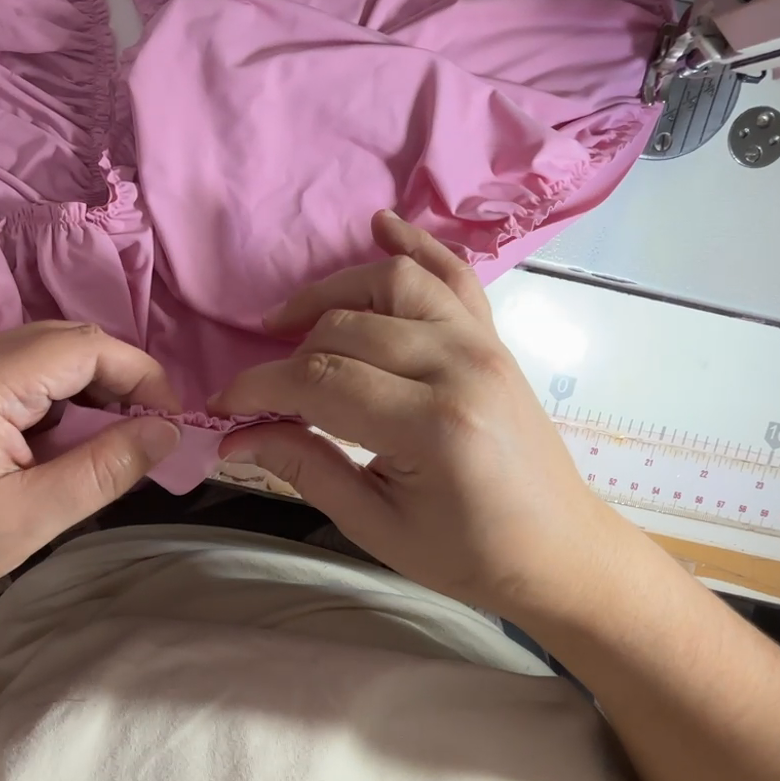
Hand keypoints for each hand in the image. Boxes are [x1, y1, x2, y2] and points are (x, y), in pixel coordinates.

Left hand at [0, 322, 182, 616]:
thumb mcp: (32, 517)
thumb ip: (104, 470)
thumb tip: (168, 432)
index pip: (88, 346)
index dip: (141, 375)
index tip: (172, 424)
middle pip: (73, 342)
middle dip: (122, 381)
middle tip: (148, 436)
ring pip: (54, 353)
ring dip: (94, 389)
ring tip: (112, 444)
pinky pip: (29, 370)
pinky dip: (64, 397)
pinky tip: (69, 441)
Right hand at [212, 211, 631, 615]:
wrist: (557, 552)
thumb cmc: (466, 554)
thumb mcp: (374, 525)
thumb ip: (304, 468)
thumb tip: (235, 437)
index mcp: (431, 425)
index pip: (319, 380)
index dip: (259, 387)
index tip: (222, 406)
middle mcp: (459, 366)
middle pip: (345, 330)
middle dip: (286, 357)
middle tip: (260, 393)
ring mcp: (482, 344)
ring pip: (391, 284)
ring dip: (331, 294)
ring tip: (290, 322)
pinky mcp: (492, 339)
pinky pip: (452, 274)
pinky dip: (414, 245)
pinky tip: (380, 226)